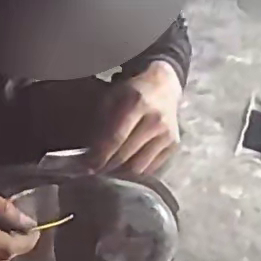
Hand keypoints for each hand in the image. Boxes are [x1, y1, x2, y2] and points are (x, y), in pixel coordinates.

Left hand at [89, 60, 182, 174]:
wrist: (163, 87)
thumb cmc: (131, 93)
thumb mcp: (111, 99)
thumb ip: (100, 124)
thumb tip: (90, 155)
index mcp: (137, 103)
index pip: (115, 138)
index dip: (98, 156)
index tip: (87, 165)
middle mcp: (155, 120)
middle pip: (125, 156)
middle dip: (106, 166)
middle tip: (94, 169)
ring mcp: (167, 134)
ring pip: (138, 167)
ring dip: (120, 173)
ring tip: (109, 168)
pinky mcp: (173, 145)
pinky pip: (150, 169)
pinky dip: (134, 172)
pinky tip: (124, 166)